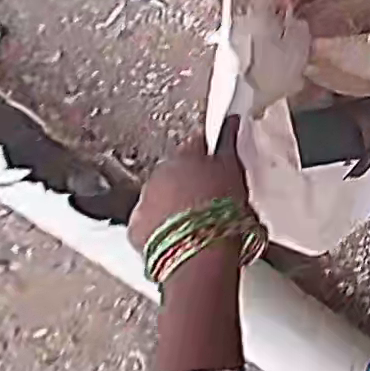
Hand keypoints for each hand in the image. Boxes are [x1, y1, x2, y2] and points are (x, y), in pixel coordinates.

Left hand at [128, 117, 252, 254]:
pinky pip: (152, 220)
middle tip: (215, 188)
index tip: (221, 153)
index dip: (211, 147)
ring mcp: (142, 204)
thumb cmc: (221, 205)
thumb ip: (228, 142)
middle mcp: (156, 177)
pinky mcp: (135, 230)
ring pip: (162, 195)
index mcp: (181, 157)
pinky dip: (165, 221)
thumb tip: (229, 123)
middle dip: (191, 176)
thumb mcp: (234, 167)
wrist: (201, 248)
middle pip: (176, 169)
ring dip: (177, 199)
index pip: (196, 141)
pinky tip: (186, 228)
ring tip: (202, 211)